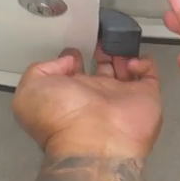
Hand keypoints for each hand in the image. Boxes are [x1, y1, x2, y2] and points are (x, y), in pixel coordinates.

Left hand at [12, 46, 162, 159]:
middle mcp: (95, 95)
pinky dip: (144, 63)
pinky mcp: (146, 95)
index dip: (72, 56)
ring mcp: (121, 95)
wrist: (97, 143)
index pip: (72, 71)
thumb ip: (42, 69)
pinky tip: (132, 62)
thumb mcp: (30, 91)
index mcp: (69, 94)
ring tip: (118, 44)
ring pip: (125, 67)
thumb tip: (66, 62)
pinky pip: (149, 74)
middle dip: (102, 49)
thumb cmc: (61, 117)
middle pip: (101, 67)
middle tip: (102, 37)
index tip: (75, 48)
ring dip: (123, 52)